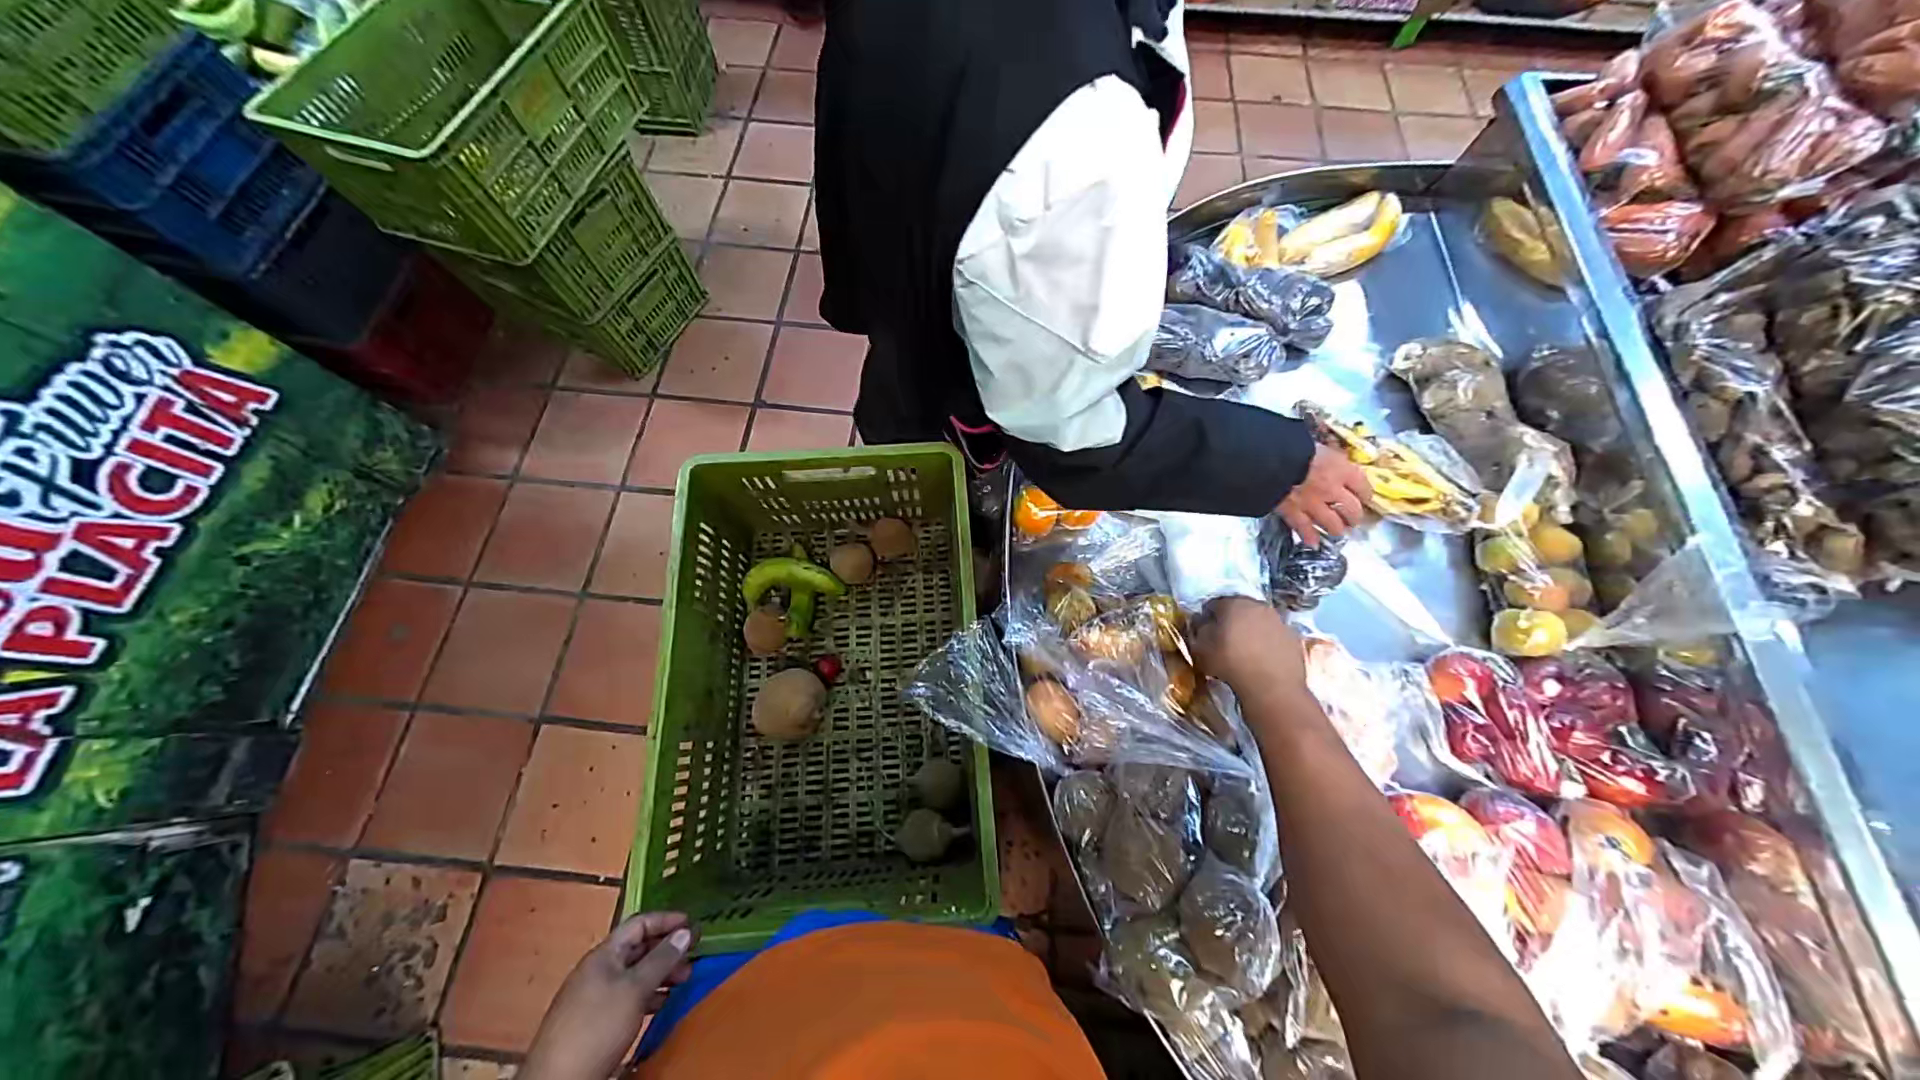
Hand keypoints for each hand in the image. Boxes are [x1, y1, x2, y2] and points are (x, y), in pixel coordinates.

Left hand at [521, 912, 697, 1079]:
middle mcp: (598, 970)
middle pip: (637, 948)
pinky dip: (649, 994)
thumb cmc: (598, 1026)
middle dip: (667, 949)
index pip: (639, 924)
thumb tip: (685, 931)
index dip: (666, 920)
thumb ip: (662, 958)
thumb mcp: (635, 989)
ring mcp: (594, 996)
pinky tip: (663, 1003)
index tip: (692, 925)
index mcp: (604, 955)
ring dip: (661, 973)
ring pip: (635, 973)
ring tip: (684, 980)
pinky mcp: (595, 1021)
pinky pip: (629, 995)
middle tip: (693, 956)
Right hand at [1192, 597, 1306, 701]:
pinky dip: (1267, 643)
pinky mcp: (1293, 637)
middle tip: (1224, 640)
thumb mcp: (1201, 649)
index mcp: (1233, 603)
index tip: (1205, 631)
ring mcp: (1279, 620)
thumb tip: (1202, 622)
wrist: (1272, 686)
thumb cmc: (1230, 663)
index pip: (1214, 603)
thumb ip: (1199, 630)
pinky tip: (1262, 660)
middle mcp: (1258, 606)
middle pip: (1239, 609)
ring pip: (1259, 621)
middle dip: (1231, 621)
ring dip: (1251, 631)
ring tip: (1244, 651)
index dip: (1207, 617)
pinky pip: (1274, 636)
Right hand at [1278, 444, 1372, 545]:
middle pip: (1351, 510)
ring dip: (1336, 528)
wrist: (1268, 459)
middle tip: (1353, 518)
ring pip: (1332, 524)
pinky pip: (1304, 529)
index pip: (1362, 486)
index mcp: (1340, 469)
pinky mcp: (1293, 513)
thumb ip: (1325, 455)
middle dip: (1354, 516)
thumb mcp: (1315, 444)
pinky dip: (1309, 537)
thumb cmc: (1291, 446)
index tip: (1364, 496)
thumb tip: (1327, 457)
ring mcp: (1313, 504)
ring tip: (1337, 531)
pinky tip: (1313, 542)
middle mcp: (1332, 490)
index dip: (1365, 493)